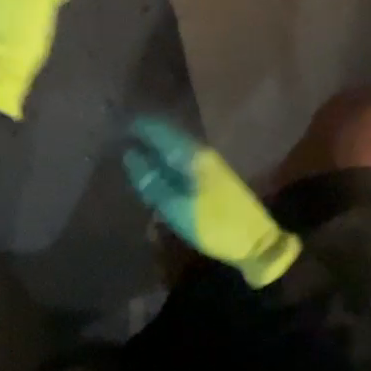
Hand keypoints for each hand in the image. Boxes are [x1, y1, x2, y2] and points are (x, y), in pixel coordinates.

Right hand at [123, 117, 301, 287]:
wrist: (259, 245)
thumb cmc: (215, 224)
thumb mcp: (176, 206)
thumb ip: (150, 180)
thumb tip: (128, 155)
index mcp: (191, 154)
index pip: (156, 128)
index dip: (133, 125)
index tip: (112, 128)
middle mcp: (199, 153)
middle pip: (164, 136)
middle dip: (140, 139)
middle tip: (117, 146)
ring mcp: (207, 165)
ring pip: (171, 150)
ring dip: (151, 153)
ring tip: (131, 163)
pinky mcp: (210, 179)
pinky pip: (179, 163)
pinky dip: (162, 166)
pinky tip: (153, 177)